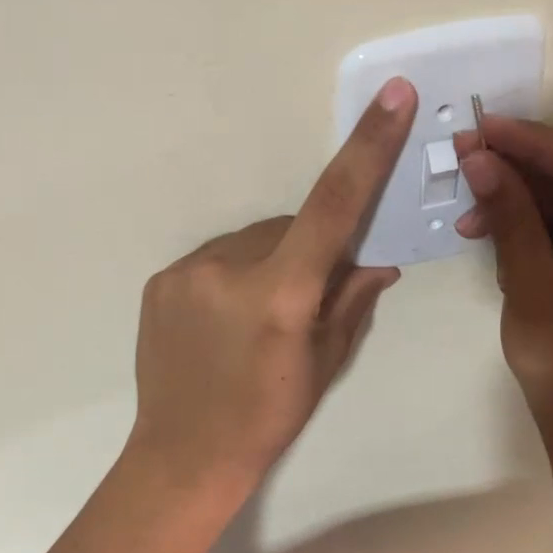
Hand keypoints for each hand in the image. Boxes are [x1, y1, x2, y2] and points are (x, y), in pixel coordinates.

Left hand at [127, 76, 417, 482]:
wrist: (186, 455)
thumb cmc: (267, 418)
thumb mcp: (324, 365)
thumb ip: (352, 304)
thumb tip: (377, 262)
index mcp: (279, 294)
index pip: (333, 208)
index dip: (366, 150)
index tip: (392, 97)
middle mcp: (228, 268)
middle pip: (287, 229)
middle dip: (306, 252)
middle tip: (305, 303)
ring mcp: (187, 271)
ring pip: (249, 243)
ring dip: (268, 264)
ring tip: (256, 323)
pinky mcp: (160, 281)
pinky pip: (214, 260)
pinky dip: (232, 276)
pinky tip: (225, 323)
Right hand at [454, 118, 552, 430]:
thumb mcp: (530, 289)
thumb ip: (511, 221)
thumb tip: (479, 159)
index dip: (540, 144)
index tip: (487, 128)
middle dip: (524, 166)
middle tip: (469, 151)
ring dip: (519, 195)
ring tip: (469, 203)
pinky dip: (527, 219)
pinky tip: (487, 224)